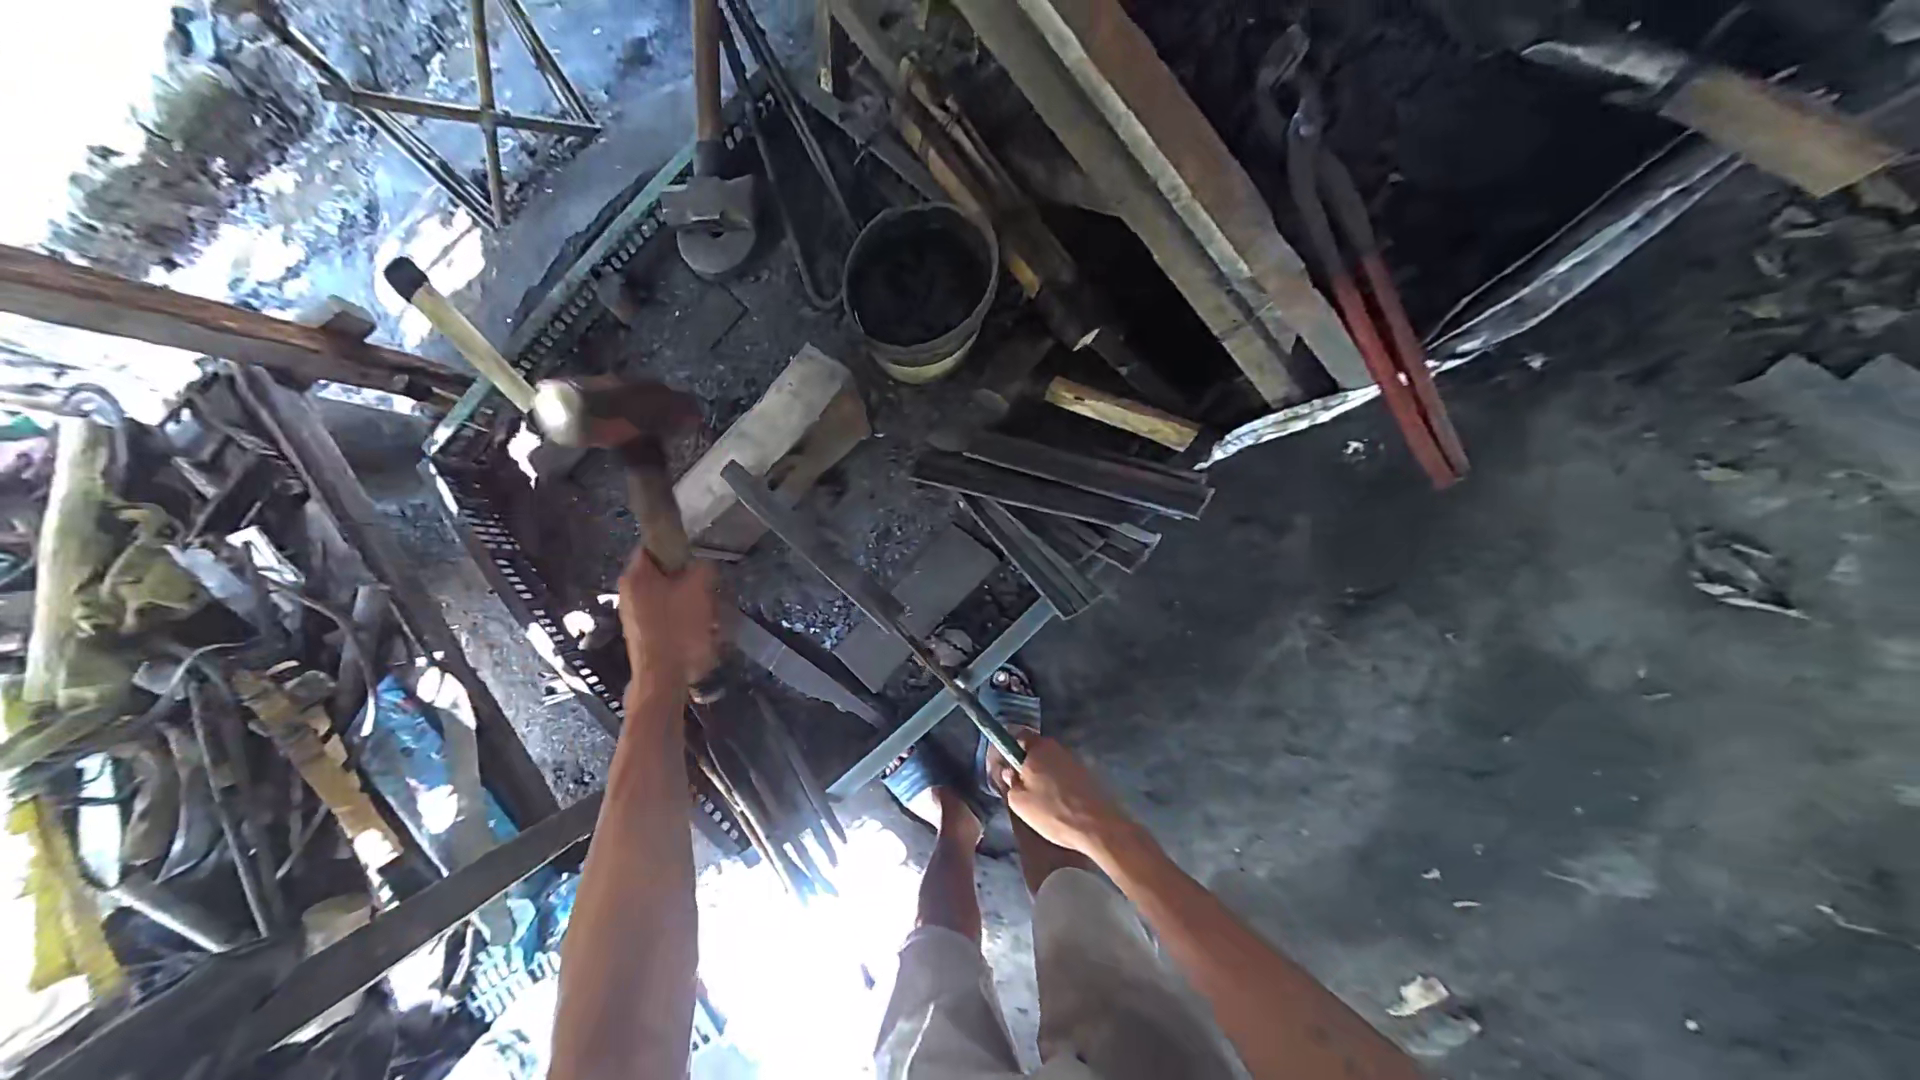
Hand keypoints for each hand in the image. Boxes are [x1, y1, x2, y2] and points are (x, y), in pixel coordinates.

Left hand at [618, 549, 719, 692]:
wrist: (663, 678)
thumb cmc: (678, 628)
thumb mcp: (699, 589)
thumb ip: (703, 567)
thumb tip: (702, 564)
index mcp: (636, 576)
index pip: (652, 543)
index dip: (676, 542)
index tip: (698, 551)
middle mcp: (628, 592)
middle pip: (662, 571)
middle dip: (688, 576)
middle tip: (708, 583)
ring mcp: (634, 614)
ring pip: (667, 593)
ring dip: (689, 598)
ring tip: (708, 609)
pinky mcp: (643, 633)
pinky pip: (666, 614)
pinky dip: (683, 616)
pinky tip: (698, 628)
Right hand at [986, 728, 1136, 858]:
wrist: (1097, 827)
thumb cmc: (1052, 811)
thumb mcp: (1019, 802)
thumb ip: (1010, 782)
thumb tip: (1010, 772)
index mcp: (1038, 748)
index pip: (1018, 735)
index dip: (1009, 749)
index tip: (1005, 767)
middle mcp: (1057, 747)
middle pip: (1034, 750)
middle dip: (1026, 765)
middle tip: (1019, 788)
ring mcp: (1074, 759)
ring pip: (1049, 763)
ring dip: (1042, 776)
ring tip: (1039, 800)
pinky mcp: (1086, 774)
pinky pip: (1063, 774)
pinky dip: (1057, 784)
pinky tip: (1057, 804)